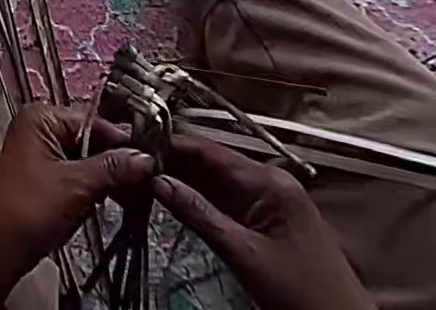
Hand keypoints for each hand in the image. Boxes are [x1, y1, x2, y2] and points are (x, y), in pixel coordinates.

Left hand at [0, 104, 159, 276]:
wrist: (1, 246)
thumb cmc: (32, 207)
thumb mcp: (76, 185)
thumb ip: (113, 168)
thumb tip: (147, 158)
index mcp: (41, 117)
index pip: (92, 120)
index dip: (122, 140)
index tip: (154, 159)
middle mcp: (40, 127)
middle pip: (91, 137)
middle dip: (119, 161)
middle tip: (151, 181)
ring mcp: (43, 151)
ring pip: (88, 157)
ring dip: (112, 176)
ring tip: (139, 194)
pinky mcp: (47, 174)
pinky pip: (80, 172)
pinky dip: (99, 185)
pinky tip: (121, 199)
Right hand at [153, 136, 374, 309]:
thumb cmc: (304, 297)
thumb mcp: (246, 256)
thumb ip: (199, 214)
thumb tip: (156, 181)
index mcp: (269, 181)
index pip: (208, 150)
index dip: (169, 144)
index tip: (134, 141)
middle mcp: (269, 182)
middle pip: (209, 162)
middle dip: (171, 160)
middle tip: (132, 158)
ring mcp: (270, 201)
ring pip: (214, 180)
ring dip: (181, 178)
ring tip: (142, 174)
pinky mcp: (267, 220)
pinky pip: (225, 199)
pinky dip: (198, 197)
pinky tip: (171, 196)